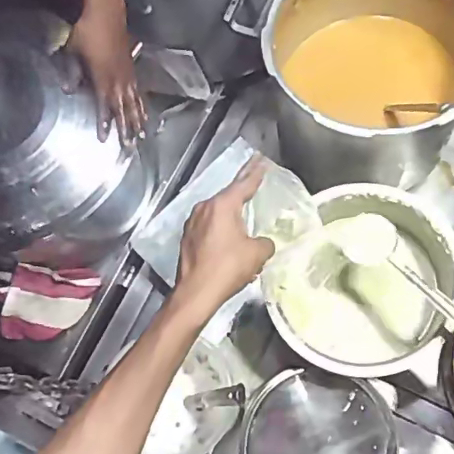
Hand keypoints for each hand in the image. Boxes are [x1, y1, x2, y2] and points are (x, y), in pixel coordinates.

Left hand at [70, 0, 145, 144]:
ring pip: (133, 104)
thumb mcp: (73, 50)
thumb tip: (68, 90)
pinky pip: (138, 94)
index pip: (104, 106)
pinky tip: (144, 113)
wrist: (106, 12)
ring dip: (137, 122)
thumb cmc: (86, 30)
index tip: (103, 137)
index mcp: (103, 78)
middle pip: (123, 110)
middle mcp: (118, 81)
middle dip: (125, 129)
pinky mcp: (132, 71)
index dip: (104, 122)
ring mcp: (127, 76)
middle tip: (129, 146)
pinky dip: (141, 106)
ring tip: (141, 136)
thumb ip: (72, 72)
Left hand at [171, 159, 274, 317]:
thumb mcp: (257, 253)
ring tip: (245, 217)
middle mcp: (204, 209)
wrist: (196, 292)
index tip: (261, 160)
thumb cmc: (228, 268)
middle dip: (242, 192)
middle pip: (228, 196)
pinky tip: (230, 241)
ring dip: (231, 216)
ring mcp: (193, 223)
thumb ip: (265, 242)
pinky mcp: (188, 239)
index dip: (255, 173)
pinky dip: (222, 231)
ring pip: (218, 214)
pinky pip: (210, 228)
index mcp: (222, 206)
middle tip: (254, 179)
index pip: (243, 184)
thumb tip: (262, 242)